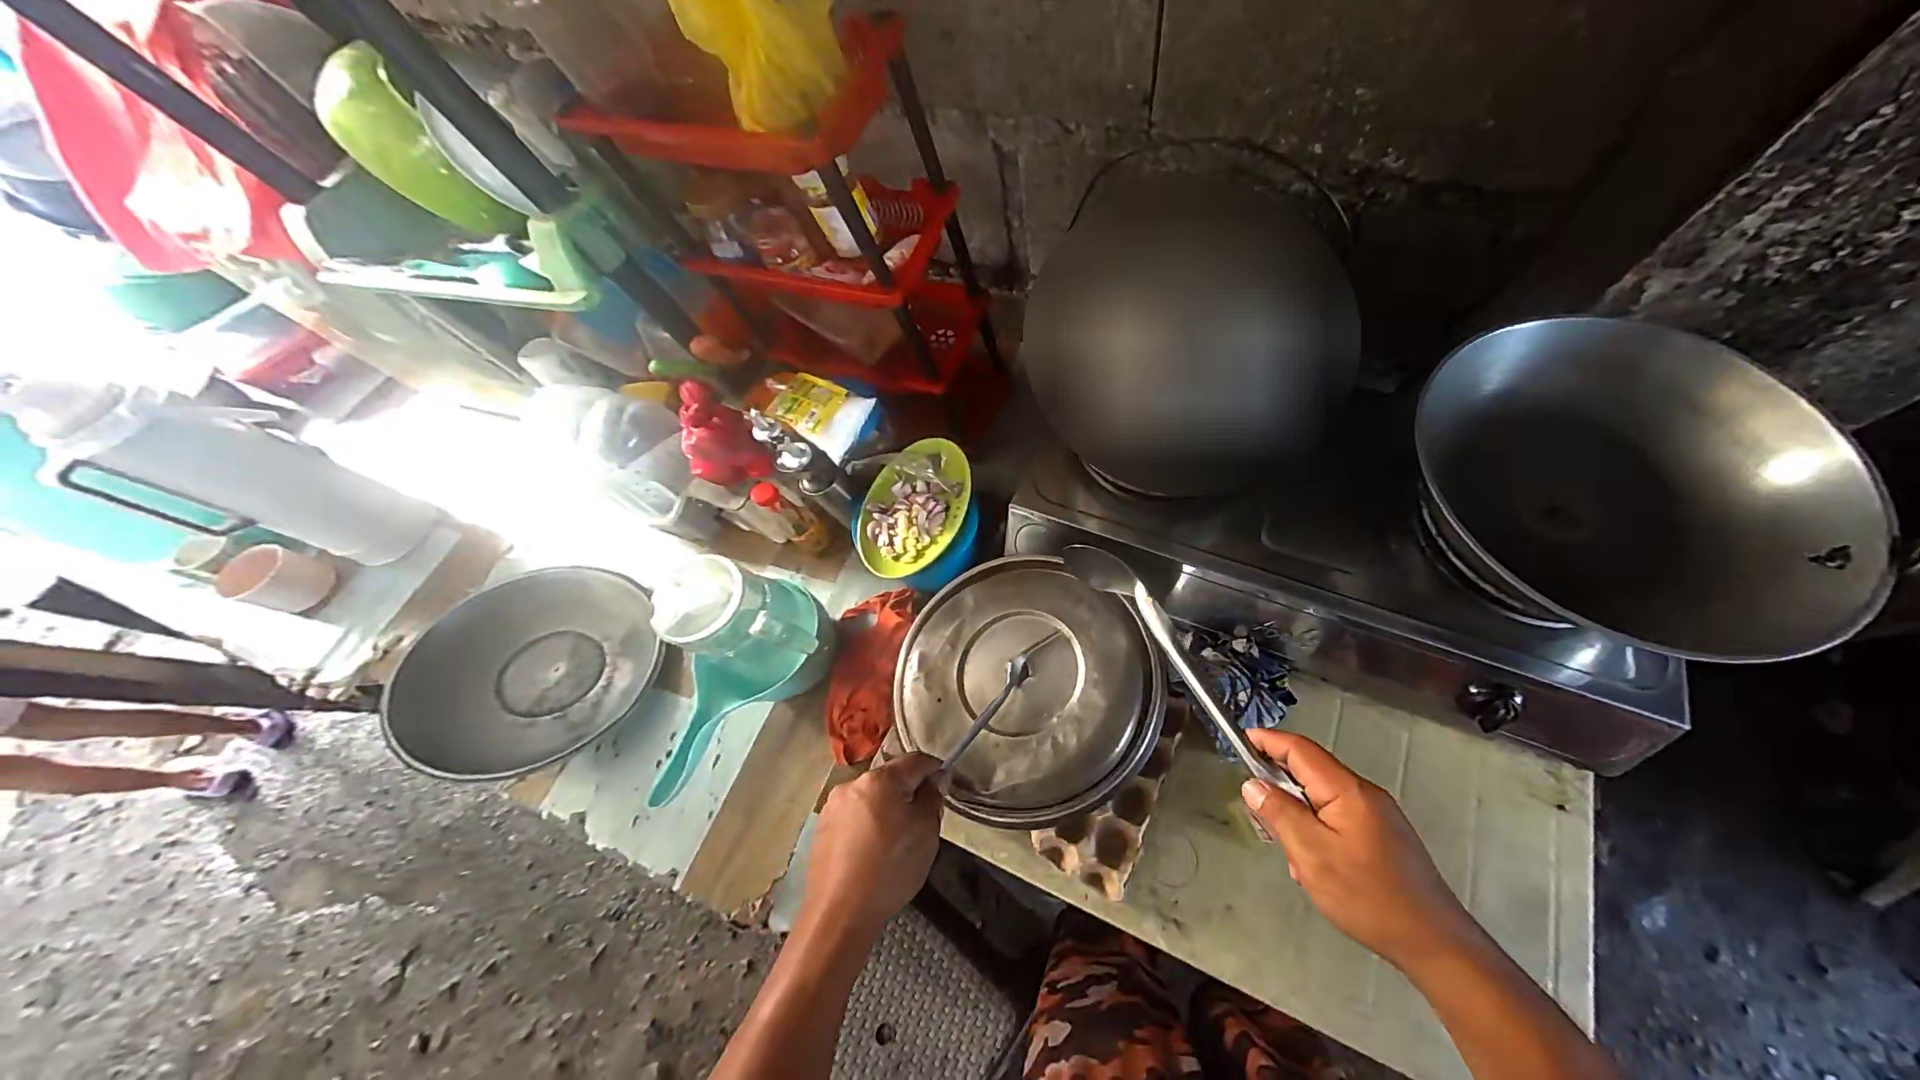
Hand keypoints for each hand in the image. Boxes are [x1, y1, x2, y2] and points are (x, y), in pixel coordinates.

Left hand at [801, 753, 943, 938]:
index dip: (936, 770)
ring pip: (871, 797)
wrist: (839, 913)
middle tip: (922, 822)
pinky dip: (868, 824)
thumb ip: (932, 799)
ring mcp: (833, 806)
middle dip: (909, 792)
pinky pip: (854, 815)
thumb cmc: (889, 869)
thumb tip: (934, 781)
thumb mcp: (925, 833)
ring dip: (886, 808)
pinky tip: (872, 852)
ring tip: (895, 842)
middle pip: (891, 777)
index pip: (916, 760)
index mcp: (880, 779)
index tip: (945, 788)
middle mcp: (852, 784)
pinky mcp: (822, 828)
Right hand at [1241, 729, 1481, 970]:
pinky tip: (1311, 858)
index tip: (1241, 738)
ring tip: (1284, 842)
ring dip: (1296, 809)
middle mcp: (1366, 794)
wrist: (1435, 943)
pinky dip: (1314, 825)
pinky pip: (1337, 816)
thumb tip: (1253, 785)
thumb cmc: (1369, 897)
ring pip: (1323, 796)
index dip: (1268, 740)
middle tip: (1253, 802)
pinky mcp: (1383, 836)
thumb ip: (1279, 814)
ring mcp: (1378, 816)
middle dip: (1278, 779)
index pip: (1301, 750)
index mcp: (1348, 791)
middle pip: (1312, 770)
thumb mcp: (1312, 854)